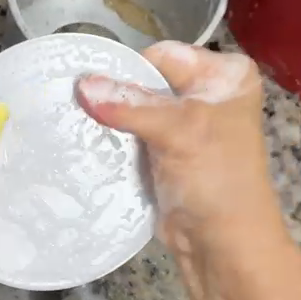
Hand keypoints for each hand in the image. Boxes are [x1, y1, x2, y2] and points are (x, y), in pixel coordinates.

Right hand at [75, 43, 282, 255]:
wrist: (221, 242)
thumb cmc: (215, 178)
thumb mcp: (178, 131)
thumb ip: (130, 106)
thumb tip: (82, 84)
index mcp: (223, 75)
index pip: (163, 57)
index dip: (129, 71)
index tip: (91, 88)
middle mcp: (204, 96)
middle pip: (145, 83)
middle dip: (114, 97)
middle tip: (76, 108)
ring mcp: (181, 129)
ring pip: (132, 113)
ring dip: (108, 123)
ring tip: (77, 127)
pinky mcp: (161, 158)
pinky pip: (129, 140)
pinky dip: (111, 145)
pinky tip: (89, 147)